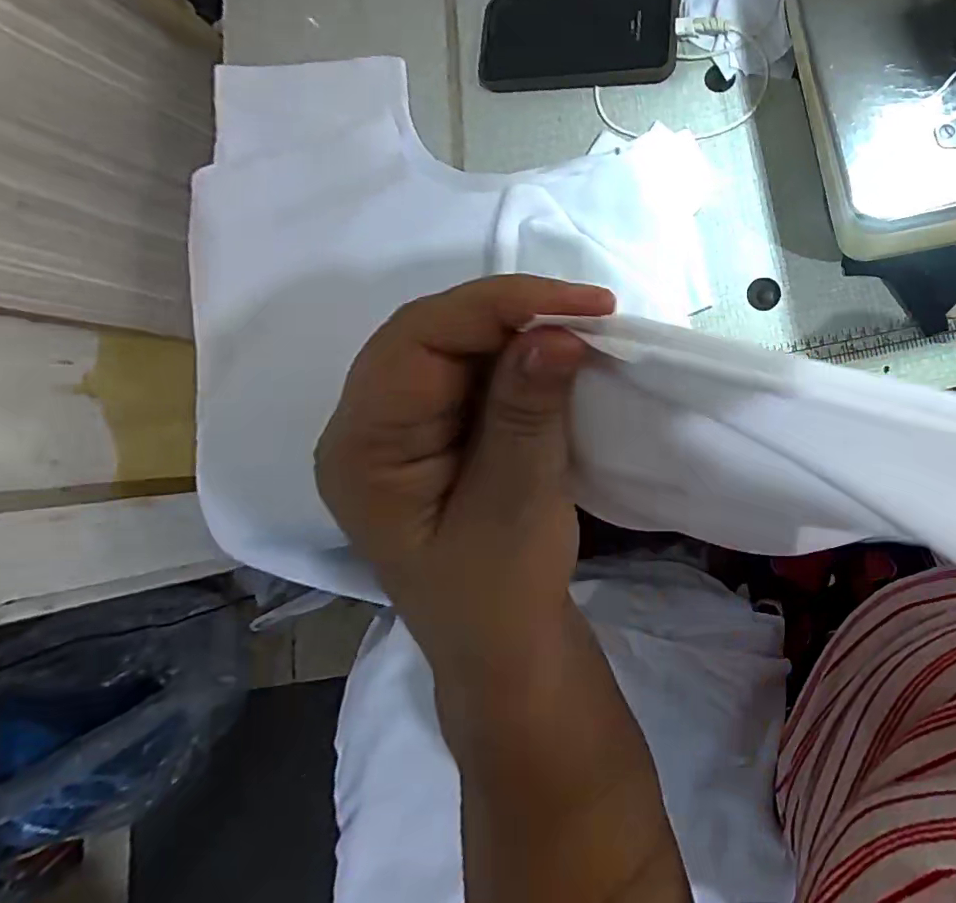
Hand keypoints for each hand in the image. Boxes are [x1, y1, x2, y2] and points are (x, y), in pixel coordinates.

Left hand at [314, 275, 614, 655]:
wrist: (504, 648)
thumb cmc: (501, 593)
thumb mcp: (518, 503)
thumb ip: (527, 414)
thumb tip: (558, 332)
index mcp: (364, 448)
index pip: (418, 341)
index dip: (501, 306)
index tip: (584, 306)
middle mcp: (369, 426)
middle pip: (430, 333)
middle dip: (512, 312)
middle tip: (590, 312)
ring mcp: (404, 428)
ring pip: (455, 346)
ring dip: (521, 330)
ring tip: (585, 328)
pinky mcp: (439, 433)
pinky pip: (474, 373)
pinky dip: (522, 357)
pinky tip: (559, 356)